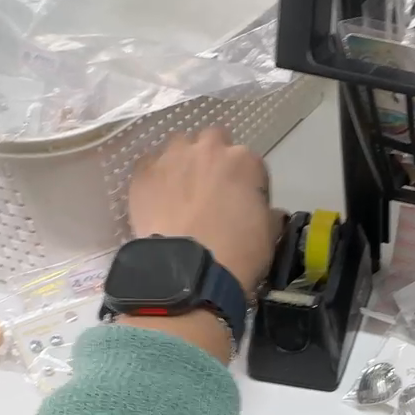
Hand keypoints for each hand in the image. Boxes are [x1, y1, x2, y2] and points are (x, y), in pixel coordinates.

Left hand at [128, 126, 276, 293]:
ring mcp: (172, 157)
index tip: (244, 205)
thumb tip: (271, 213)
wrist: (190, 272)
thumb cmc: (239, 253)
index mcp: (245, 161)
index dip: (249, 185)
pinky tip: (160, 202)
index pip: (251, 165)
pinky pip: (152, 166)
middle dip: (214, 161)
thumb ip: (271, 215)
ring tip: (183, 194)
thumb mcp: (269, 236)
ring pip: (180, 148)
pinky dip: (158, 179)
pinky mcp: (143, 172)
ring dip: (184, 164)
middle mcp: (208, 148)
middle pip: (213, 143)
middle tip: (213, 193)